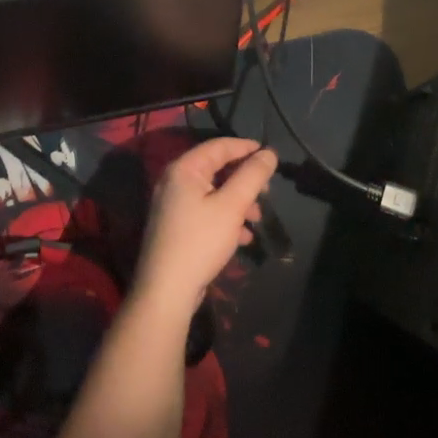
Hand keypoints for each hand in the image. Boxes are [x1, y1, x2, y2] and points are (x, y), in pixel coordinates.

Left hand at [133, 138, 275, 317]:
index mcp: (184, 169)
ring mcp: (173, 207)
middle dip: (244, 180)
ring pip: (213, 194)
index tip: (270, 156)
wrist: (167, 291)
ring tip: (257, 218)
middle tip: (267, 192)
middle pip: (217, 170)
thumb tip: (269, 153)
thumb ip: (252, 176)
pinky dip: (226, 219)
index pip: (219, 146)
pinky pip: (206, 213)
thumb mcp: (232, 205)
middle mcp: (175, 182)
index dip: (247, 147)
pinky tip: (243, 238)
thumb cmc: (200, 241)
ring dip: (238, 203)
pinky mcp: (176, 228)